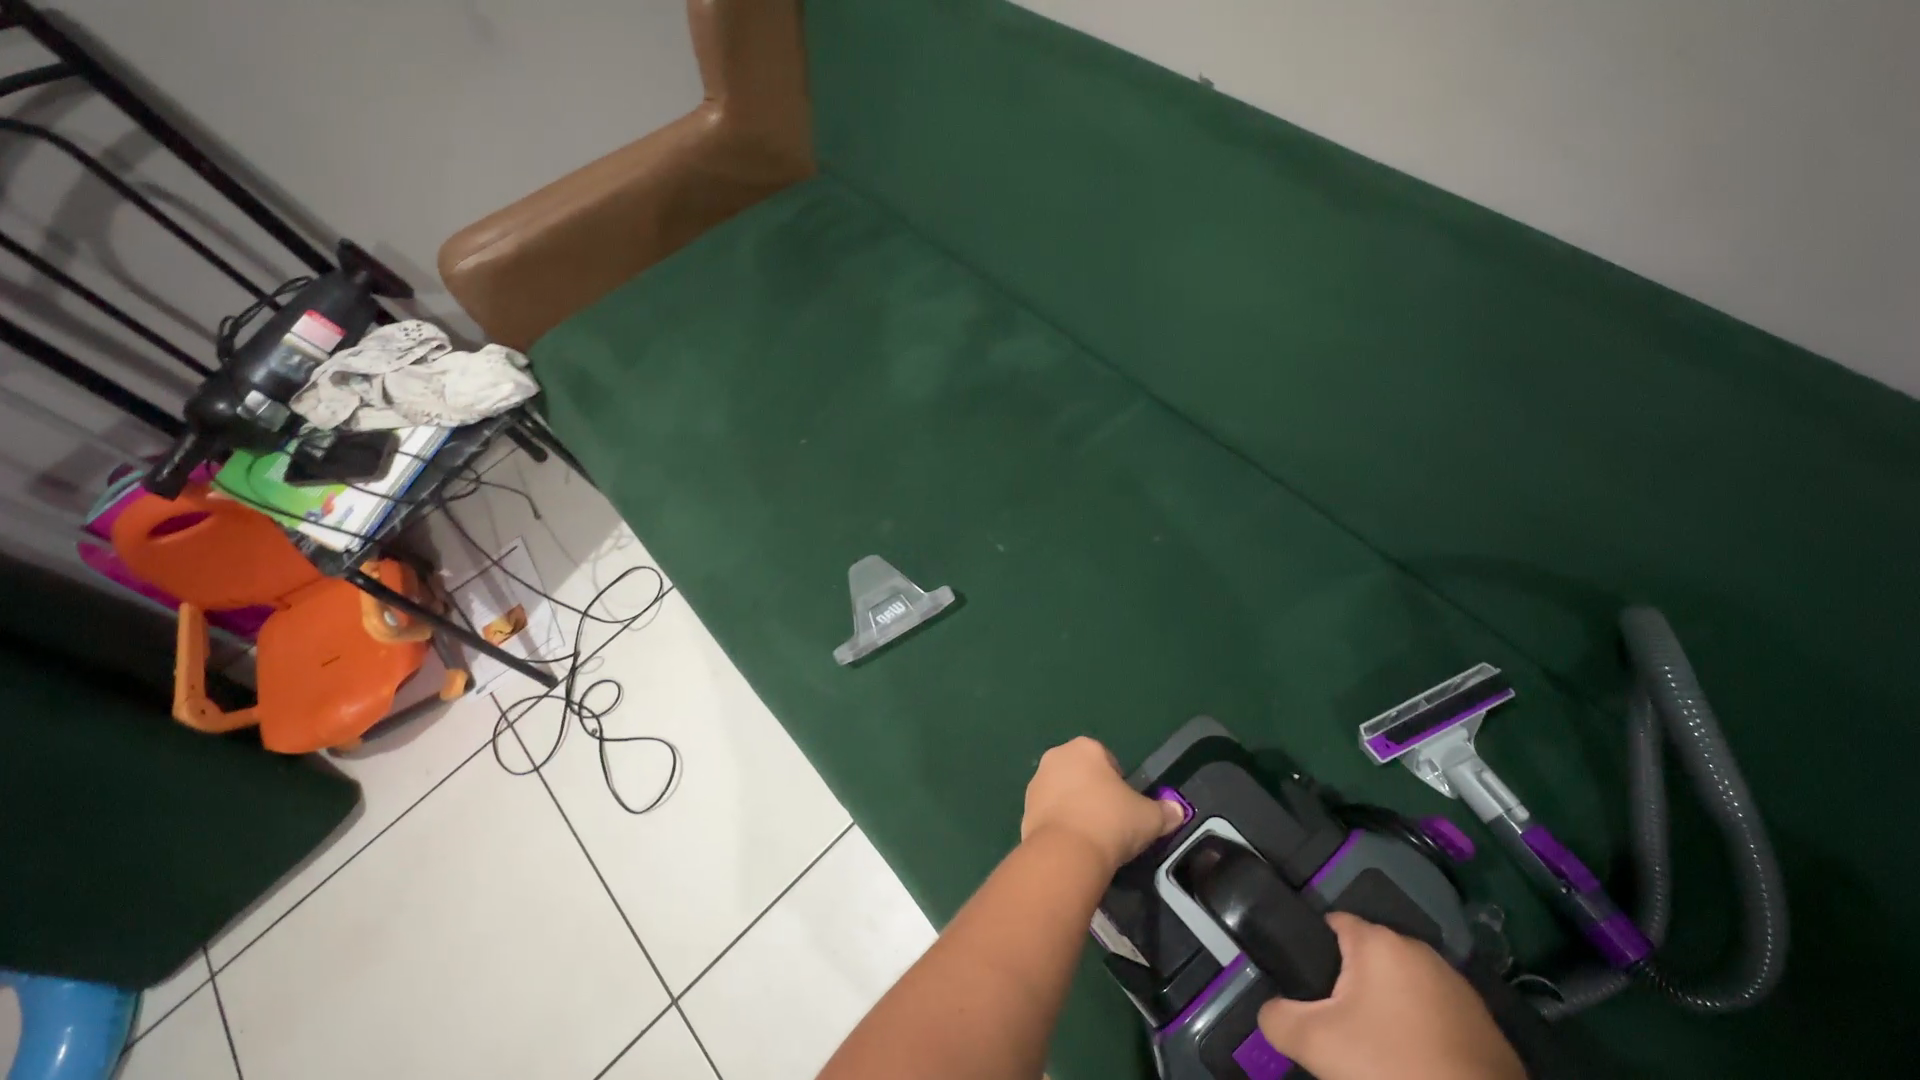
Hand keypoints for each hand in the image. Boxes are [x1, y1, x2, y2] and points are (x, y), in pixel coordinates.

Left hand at [1020, 737, 1185, 870]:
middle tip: (1111, 821)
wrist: (1067, 853)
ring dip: (1075, 809)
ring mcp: (1036, 784)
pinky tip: (1074, 846)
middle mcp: (1055, 758)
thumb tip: (1177, 812)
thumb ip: (1165, 811)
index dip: (1119, 783)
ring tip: (1092, 837)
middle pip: (1081, 774)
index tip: (1126, 806)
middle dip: (1094, 793)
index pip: (1107, 759)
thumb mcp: (1150, 817)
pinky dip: (1060, 827)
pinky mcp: (1024, 811)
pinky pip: (1049, 816)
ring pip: (1062, 794)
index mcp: (1085, 748)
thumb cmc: (1111, 821)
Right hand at [1258, 913, 1524, 1079]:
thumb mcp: (1314, 1044)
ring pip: (1400, 988)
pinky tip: (1412, 1062)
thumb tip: (1271, 1010)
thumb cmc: (1391, 1065)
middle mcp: (1420, 950)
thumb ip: (1277, 1017)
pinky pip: (1432, 1014)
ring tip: (1375, 1052)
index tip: (1305, 990)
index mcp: (1379, 942)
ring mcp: (1457, 985)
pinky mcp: (1482, 1021)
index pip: (1330, 923)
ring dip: (1385, 1010)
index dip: (1311, 951)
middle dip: (1348, 988)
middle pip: (1366, 960)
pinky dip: (1418, 1031)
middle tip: (1336, 1030)